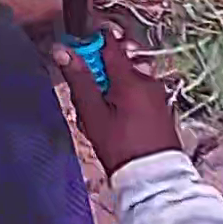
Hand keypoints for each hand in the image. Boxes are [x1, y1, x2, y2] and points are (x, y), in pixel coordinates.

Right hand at [52, 21, 181, 173]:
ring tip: (98, 107)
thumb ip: (78, 78)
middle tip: (86, 89)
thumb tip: (61, 50)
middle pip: (119, 61)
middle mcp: (148, 81)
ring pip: (128, 77)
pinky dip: (124, 95)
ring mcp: (157, 95)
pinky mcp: (161, 108)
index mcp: (130, 78)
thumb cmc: (120, 146)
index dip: (91, 42)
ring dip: (111, 84)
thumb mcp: (92, 112)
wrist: (154, 180)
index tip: (77, 50)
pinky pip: (138, 90)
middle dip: (100, 69)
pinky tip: (113, 116)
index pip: (110, 44)